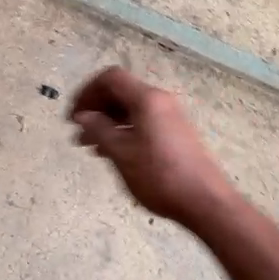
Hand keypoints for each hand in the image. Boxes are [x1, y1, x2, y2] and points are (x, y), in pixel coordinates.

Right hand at [68, 67, 236, 226]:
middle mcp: (160, 100)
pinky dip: (124, 131)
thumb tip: (83, 116)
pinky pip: (143, 121)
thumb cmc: (160, 176)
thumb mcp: (122, 154)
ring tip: (90, 146)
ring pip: (131, 109)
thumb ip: (99, 130)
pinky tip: (113, 153)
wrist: (205, 201)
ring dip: (108, 122)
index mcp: (147, 99)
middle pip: (121, 92)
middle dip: (96, 108)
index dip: (87, 92)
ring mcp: (170, 116)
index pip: (110, 78)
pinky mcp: (175, 133)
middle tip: (78, 132)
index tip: (73, 116)